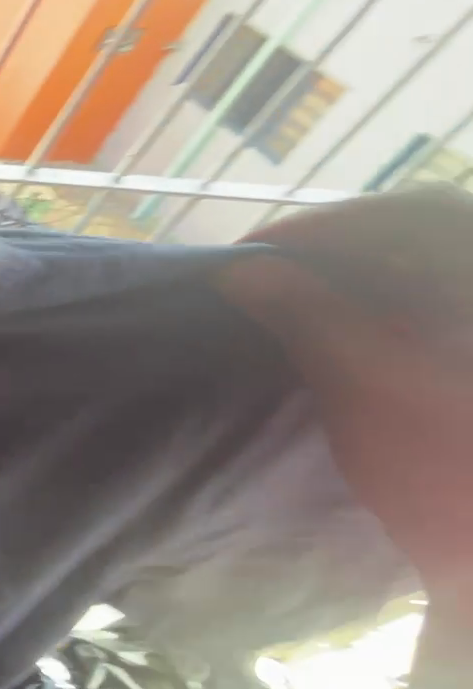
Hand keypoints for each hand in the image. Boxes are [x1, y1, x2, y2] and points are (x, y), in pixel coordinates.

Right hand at [219, 188, 472, 593]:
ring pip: (425, 266)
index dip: (322, 226)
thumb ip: (306, 315)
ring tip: (286, 297)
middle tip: (258, 274)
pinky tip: (336, 323)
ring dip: (353, 273)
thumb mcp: (365, 385)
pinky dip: (378, 301)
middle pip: (422, 232)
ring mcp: (470, 329)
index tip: (244, 255)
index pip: (411, 216)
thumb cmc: (448, 472)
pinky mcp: (462, 358)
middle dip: (335, 246)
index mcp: (465, 285)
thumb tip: (239, 269)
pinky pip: (432, 299)